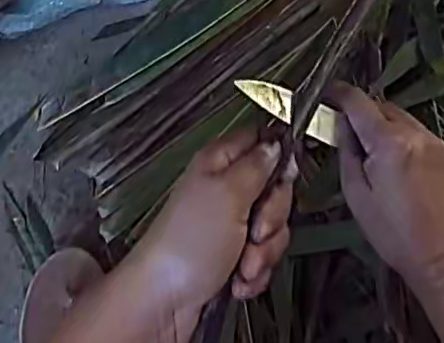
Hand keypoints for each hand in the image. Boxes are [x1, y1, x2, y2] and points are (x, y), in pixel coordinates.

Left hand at [124, 128, 295, 310]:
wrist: (163, 304)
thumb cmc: (185, 243)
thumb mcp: (228, 193)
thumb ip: (257, 165)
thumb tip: (276, 145)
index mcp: (220, 161)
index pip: (260, 140)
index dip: (278, 156)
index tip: (280, 179)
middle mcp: (225, 188)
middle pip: (273, 188)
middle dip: (272, 217)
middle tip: (255, 228)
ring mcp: (229, 223)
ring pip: (272, 227)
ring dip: (264, 252)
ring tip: (242, 261)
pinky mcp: (232, 255)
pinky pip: (263, 257)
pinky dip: (255, 273)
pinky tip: (238, 278)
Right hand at [326, 83, 443, 288]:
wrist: (441, 260)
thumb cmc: (392, 233)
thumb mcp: (356, 193)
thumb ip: (346, 150)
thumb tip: (341, 122)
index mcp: (388, 142)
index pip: (359, 101)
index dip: (340, 93)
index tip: (329, 93)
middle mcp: (414, 133)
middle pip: (380, 106)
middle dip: (363, 115)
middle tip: (353, 137)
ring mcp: (434, 140)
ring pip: (400, 116)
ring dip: (384, 124)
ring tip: (378, 153)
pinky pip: (417, 130)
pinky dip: (403, 136)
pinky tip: (400, 162)